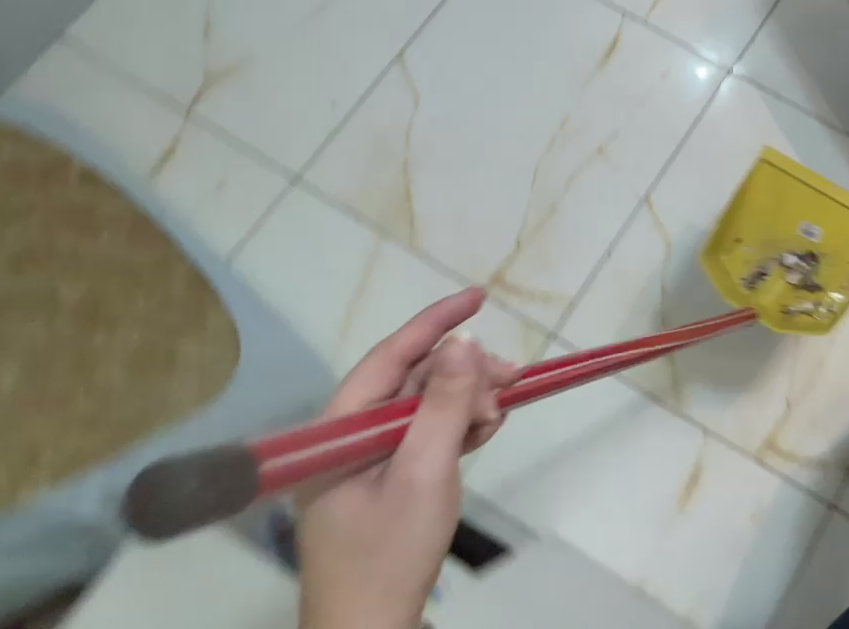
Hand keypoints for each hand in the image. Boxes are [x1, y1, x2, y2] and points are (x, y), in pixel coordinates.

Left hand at [295, 288, 519, 628]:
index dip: (435, 323)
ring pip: (426, 404)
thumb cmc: (390, 552)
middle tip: (511, 381)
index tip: (480, 296)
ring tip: (498, 415)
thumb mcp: (425, 473)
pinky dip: (460, 425)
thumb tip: (463, 343)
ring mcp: (366, 459)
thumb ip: (443, 404)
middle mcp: (347, 438)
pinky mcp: (386, 477)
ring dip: (468, 400)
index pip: (389, 359)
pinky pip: (428, 431)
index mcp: (338, 433)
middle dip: (465, 373)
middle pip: (413, 380)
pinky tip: (484, 430)